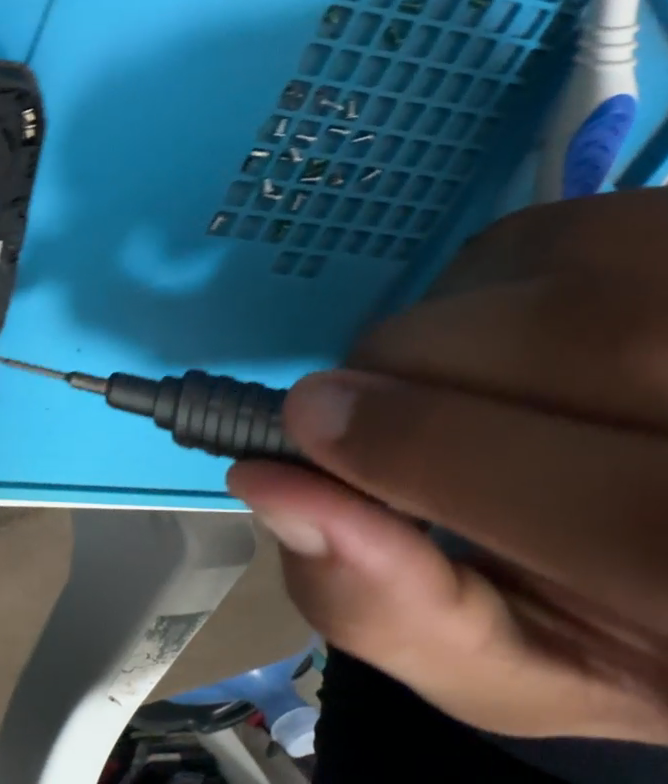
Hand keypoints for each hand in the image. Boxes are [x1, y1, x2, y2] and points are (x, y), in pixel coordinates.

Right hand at [229, 191, 667, 744]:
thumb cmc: (621, 626)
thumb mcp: (520, 668)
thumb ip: (388, 608)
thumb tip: (264, 485)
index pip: (634, 513)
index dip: (437, 453)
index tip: (310, 428)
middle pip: (596, 341)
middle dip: (425, 369)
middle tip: (388, 416)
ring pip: (582, 260)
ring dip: (464, 316)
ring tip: (475, 384)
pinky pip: (578, 227)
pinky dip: (507, 274)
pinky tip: (533, 339)